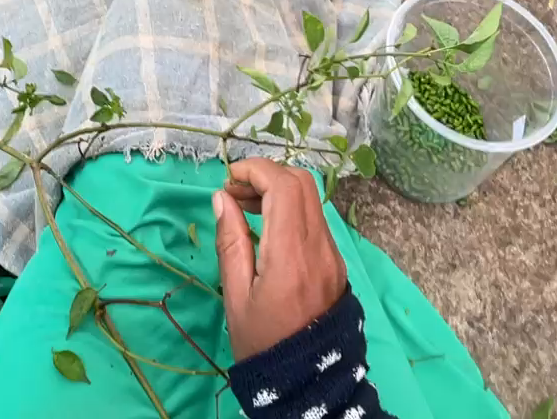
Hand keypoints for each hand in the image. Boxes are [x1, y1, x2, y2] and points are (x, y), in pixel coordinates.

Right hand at [212, 158, 348, 360]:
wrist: (309, 385)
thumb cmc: (263, 345)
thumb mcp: (236, 297)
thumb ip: (230, 242)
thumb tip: (222, 197)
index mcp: (291, 254)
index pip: (283, 186)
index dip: (256, 170)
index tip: (229, 178)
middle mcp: (318, 246)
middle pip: (301, 182)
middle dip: (267, 174)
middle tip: (235, 190)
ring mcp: (331, 252)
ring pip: (311, 197)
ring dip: (278, 189)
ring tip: (244, 206)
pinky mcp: (335, 261)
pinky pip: (314, 218)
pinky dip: (290, 208)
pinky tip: (266, 226)